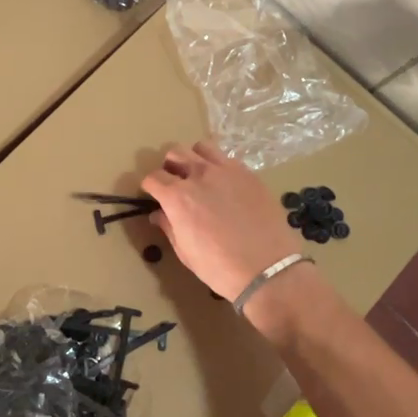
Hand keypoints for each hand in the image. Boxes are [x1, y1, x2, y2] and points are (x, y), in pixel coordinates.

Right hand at [143, 142, 304, 302]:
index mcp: (178, 196)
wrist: (266, 268)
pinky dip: (218, 166)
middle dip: (170, 166)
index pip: (153, 178)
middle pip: (175, 153)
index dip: (150, 187)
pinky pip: (227, 159)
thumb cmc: (218, 267)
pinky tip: (224, 185)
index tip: (153, 195)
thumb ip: (169, 226)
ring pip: (201, 148)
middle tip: (175, 183)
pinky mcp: (249, 174)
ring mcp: (227, 170)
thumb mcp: (185, 251)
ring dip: (194, 158)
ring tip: (199, 176)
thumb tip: (159, 214)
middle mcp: (200, 175)